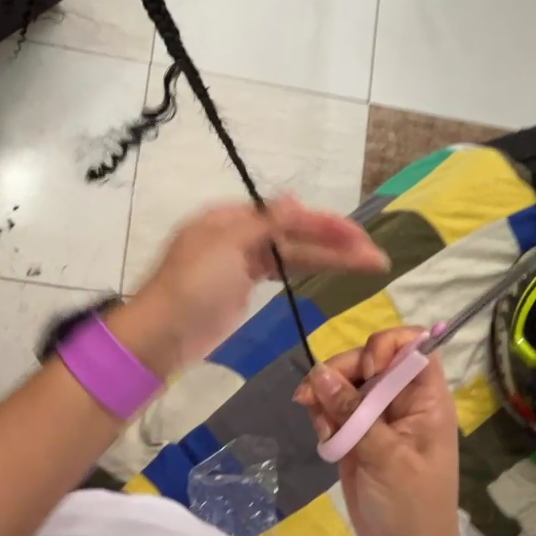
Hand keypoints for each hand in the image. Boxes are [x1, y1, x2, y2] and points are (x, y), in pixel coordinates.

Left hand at [112, 195, 387, 374]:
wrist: (161, 336)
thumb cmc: (190, 287)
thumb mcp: (225, 245)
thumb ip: (264, 223)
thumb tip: (294, 199)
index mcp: (227, 218)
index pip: (283, 214)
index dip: (321, 223)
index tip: (355, 235)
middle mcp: (234, 235)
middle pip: (292, 233)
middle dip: (333, 242)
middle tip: (374, 255)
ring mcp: (238, 264)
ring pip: (291, 254)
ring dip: (328, 258)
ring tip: (369, 265)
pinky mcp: (240, 290)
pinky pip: (280, 272)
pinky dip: (305, 269)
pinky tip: (329, 268)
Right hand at [293, 328, 463, 535]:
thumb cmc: (411, 508)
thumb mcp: (385, 457)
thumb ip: (351, 412)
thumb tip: (318, 372)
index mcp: (426, 401)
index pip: (413, 347)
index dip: (385, 347)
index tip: (366, 371)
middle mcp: (402, 401)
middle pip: (368, 360)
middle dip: (339, 372)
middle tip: (312, 396)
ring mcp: (377, 417)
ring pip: (344, 381)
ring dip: (324, 395)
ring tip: (319, 425)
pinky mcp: (356, 433)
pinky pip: (332, 407)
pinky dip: (321, 415)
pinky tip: (323, 438)